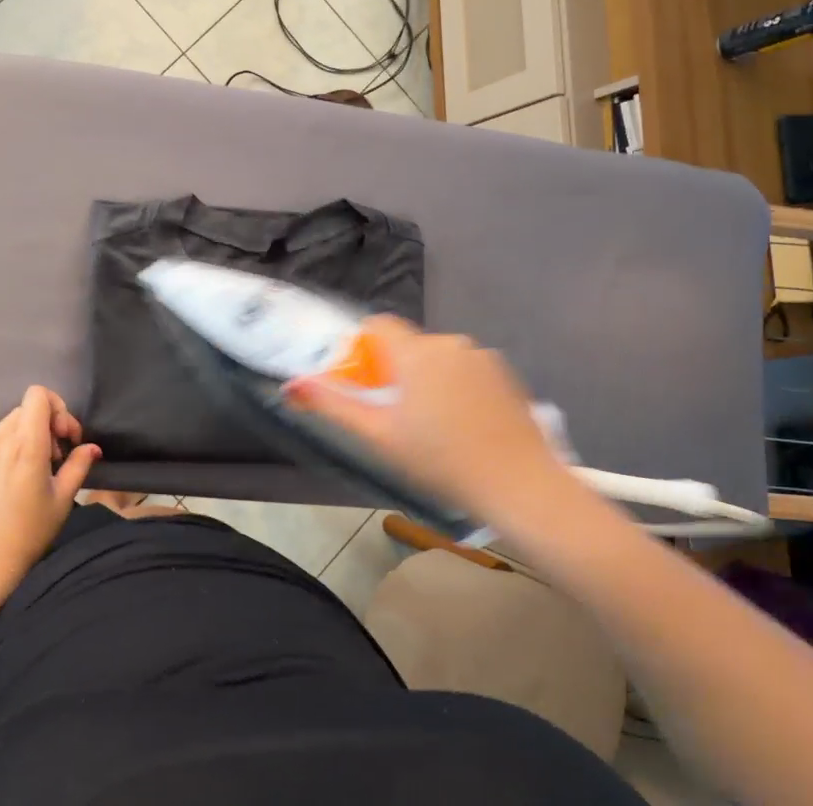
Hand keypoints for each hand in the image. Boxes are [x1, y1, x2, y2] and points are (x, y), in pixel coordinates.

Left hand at [0, 386, 101, 595]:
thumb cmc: (31, 531)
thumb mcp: (63, 499)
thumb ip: (78, 466)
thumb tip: (92, 448)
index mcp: (26, 446)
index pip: (38, 395)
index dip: (59, 408)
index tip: (69, 439)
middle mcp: (3, 441)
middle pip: (28, 406)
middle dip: (51, 421)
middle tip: (62, 454)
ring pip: (15, 419)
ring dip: (35, 431)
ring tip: (47, 464)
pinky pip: (3, 436)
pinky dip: (20, 442)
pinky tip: (28, 473)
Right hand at [282, 316, 580, 523]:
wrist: (521, 487)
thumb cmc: (440, 461)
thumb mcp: (378, 436)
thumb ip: (332, 404)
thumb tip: (291, 384)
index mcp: (416, 352)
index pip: (377, 325)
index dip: (362, 349)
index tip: (363, 385)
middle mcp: (451, 344)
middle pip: (407, 345)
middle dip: (393, 370)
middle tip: (393, 416)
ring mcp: (484, 358)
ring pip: (437, 359)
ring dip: (425, 379)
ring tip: (430, 426)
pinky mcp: (507, 377)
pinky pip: (465, 370)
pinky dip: (455, 388)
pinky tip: (461, 427)